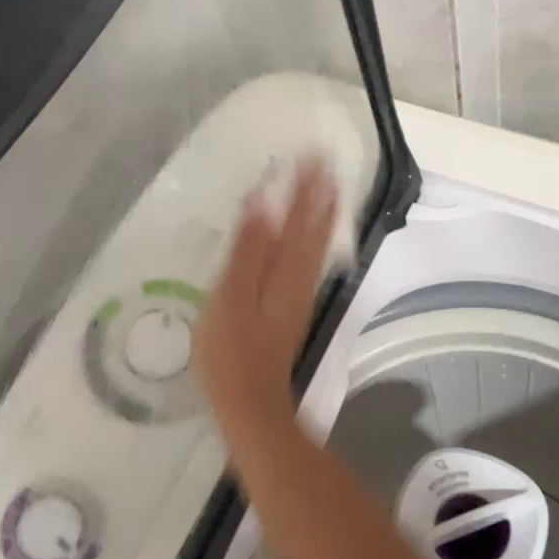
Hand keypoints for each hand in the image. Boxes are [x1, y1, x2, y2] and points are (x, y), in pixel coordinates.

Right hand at [193, 157, 338, 444]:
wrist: (251, 403)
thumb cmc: (232, 352)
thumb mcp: (231, 297)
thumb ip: (249, 250)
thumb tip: (265, 203)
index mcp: (285, 271)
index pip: (299, 220)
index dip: (305, 188)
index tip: (312, 155)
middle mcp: (299, 279)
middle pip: (315, 230)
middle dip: (321, 196)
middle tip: (325, 163)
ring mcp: (298, 296)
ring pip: (315, 247)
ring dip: (321, 215)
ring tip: (327, 189)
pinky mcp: (290, 310)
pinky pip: (307, 262)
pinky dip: (312, 240)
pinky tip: (308, 239)